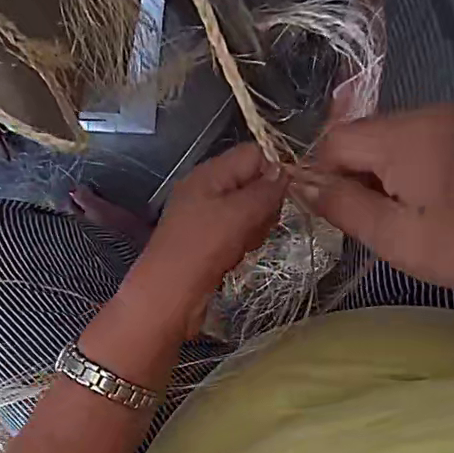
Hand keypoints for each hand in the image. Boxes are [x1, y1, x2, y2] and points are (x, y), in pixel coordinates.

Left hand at [124, 143, 286, 335]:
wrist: (167, 297)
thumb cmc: (200, 249)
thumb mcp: (238, 213)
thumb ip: (265, 190)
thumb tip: (284, 171)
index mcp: (208, 173)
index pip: (252, 154)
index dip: (274, 171)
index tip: (286, 196)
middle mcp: (205, 190)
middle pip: (252, 184)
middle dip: (265, 205)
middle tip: (258, 226)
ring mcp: (204, 218)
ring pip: (247, 213)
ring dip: (254, 229)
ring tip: (244, 245)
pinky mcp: (206, 244)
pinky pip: (236, 235)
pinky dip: (241, 245)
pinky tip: (235, 258)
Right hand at [294, 104, 453, 301]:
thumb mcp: (389, 234)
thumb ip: (340, 204)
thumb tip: (298, 183)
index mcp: (406, 134)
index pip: (335, 140)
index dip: (321, 176)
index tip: (331, 213)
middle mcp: (424, 112)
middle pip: (357, 136)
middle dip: (347, 175)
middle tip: (363, 219)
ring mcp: (444, 119)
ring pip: (378, 140)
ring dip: (369, 175)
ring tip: (389, 214)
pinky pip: (404, 143)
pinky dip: (393, 170)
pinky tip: (407, 201)